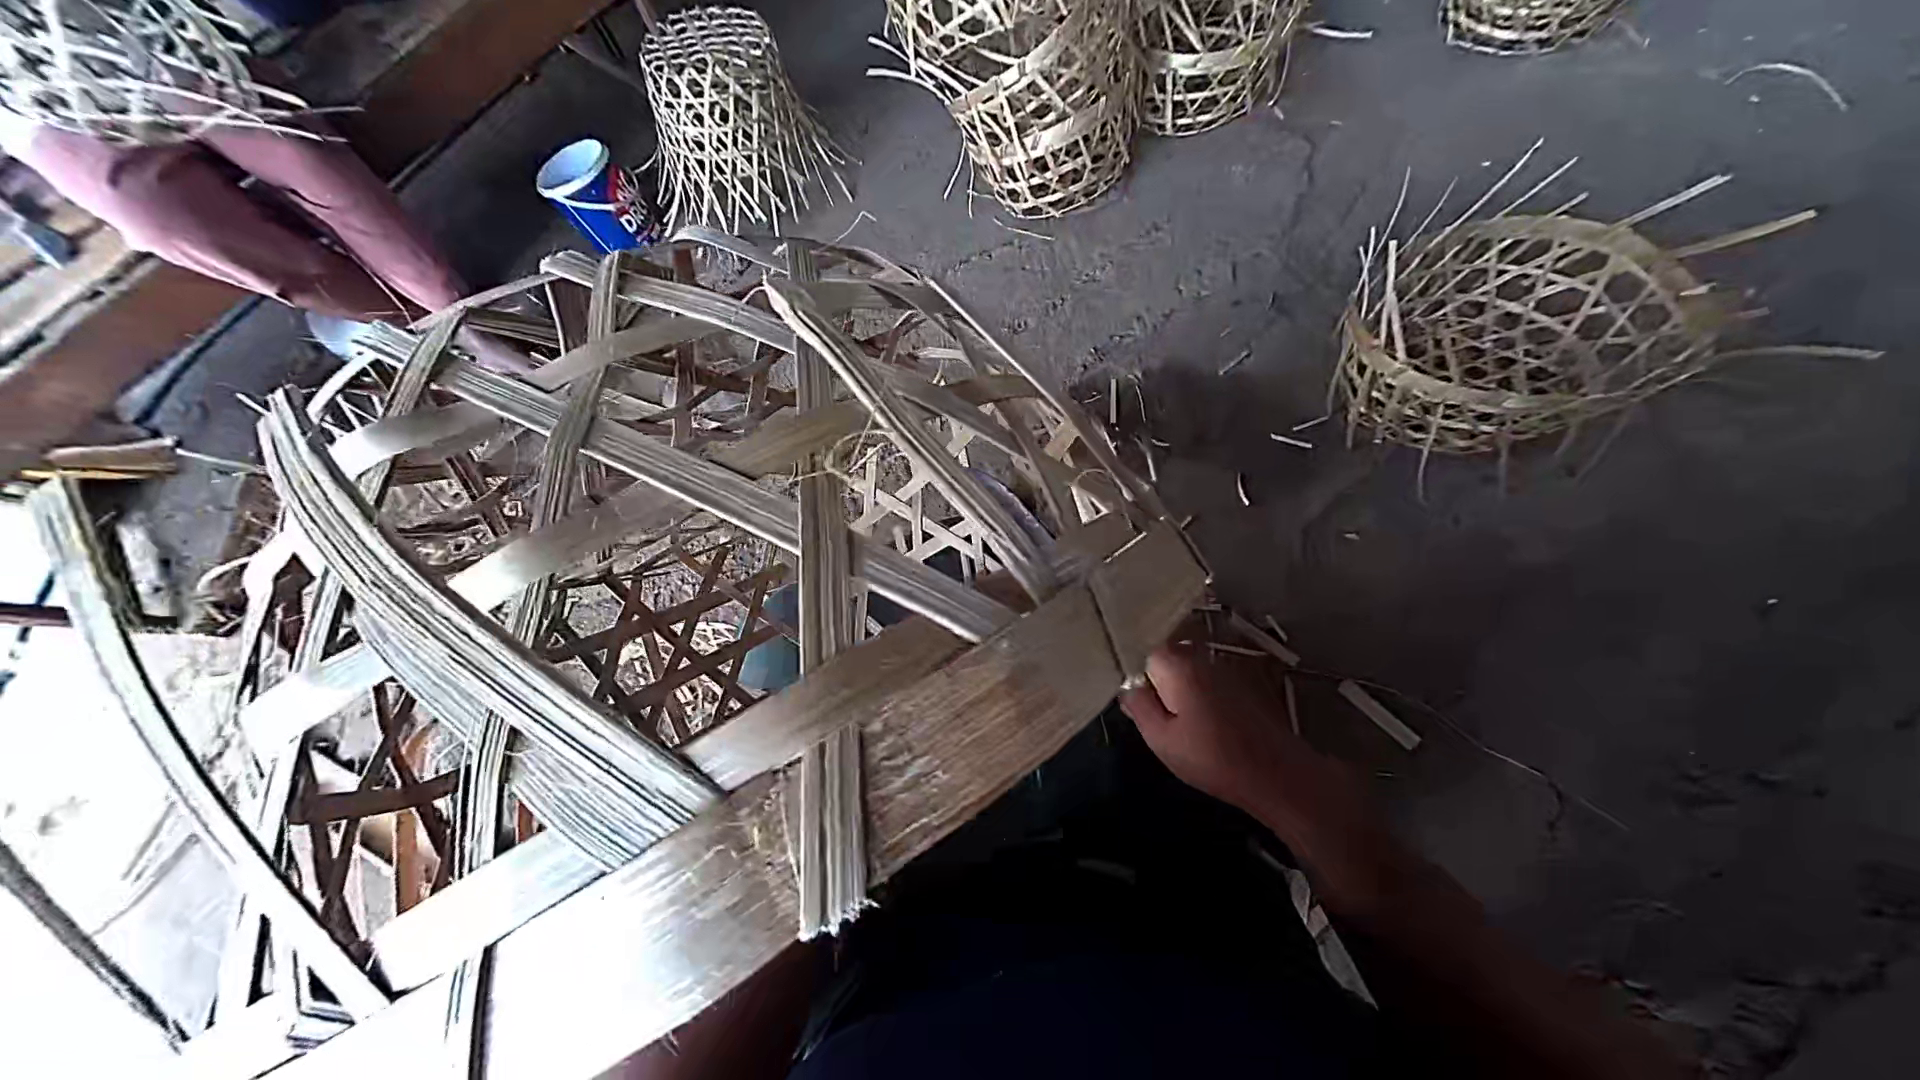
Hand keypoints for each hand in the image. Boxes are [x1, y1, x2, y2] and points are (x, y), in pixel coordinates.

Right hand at [1118, 645, 1302, 818]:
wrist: (1278, 776)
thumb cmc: (1214, 759)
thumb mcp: (1161, 739)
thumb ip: (1138, 707)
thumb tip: (1127, 688)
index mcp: (1179, 666)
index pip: (1144, 653)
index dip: (1138, 677)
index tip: (1142, 705)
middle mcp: (1203, 659)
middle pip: (1168, 659)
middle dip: (1159, 683)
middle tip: (1160, 720)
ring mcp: (1226, 671)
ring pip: (1189, 672)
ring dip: (1181, 692)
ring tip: (1185, 728)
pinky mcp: (1243, 686)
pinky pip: (1209, 683)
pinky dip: (1202, 699)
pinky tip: (1207, 728)